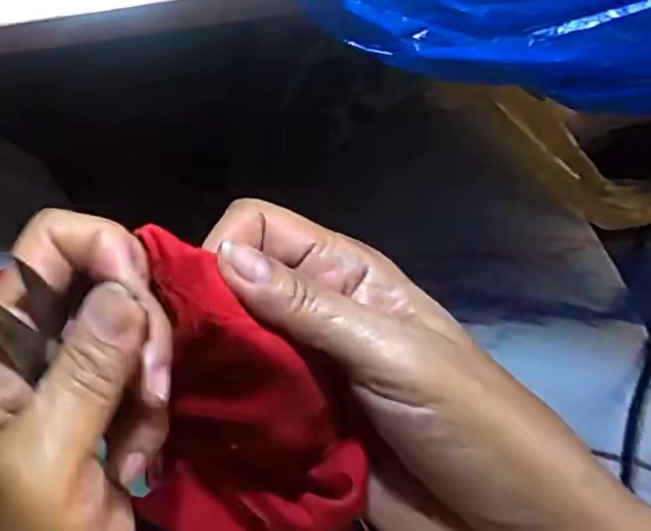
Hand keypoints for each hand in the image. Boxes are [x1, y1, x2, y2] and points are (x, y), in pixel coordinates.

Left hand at [0, 210, 173, 530]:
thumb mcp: (48, 460)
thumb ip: (84, 372)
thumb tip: (123, 288)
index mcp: (7, 330)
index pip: (49, 239)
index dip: (99, 244)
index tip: (136, 293)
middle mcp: (40, 331)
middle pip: (105, 269)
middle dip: (140, 320)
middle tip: (150, 387)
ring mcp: (77, 359)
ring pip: (135, 314)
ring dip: (152, 371)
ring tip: (140, 441)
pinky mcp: (109, 390)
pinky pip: (148, 360)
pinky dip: (154, 403)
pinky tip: (138, 457)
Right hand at [205, 199, 650, 530]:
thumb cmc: (474, 423)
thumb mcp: (395, 355)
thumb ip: (310, 308)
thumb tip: (224, 256)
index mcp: (340, 271)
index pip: (258, 226)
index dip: (223, 247)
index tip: (200, 298)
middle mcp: (312, 308)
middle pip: (235, 282)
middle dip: (204, 309)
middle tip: (176, 353)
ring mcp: (302, 367)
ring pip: (232, 341)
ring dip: (209, 362)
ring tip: (183, 392)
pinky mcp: (295, 423)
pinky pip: (243, 399)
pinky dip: (222, 407)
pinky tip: (204, 423)